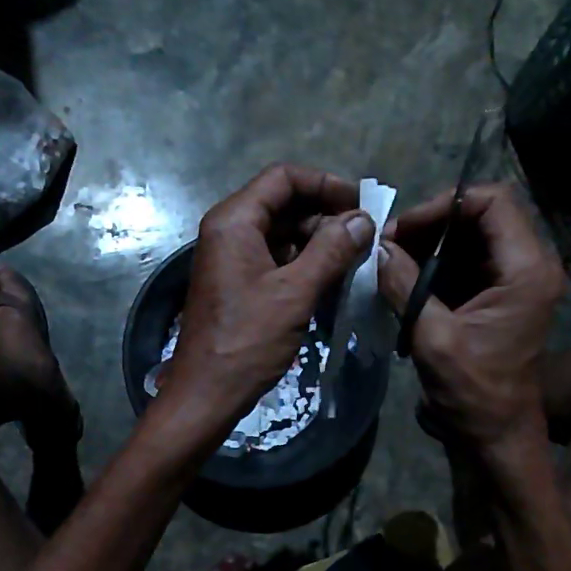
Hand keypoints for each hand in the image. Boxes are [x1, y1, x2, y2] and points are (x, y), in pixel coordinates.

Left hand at [161, 164, 373, 434]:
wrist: (206, 392)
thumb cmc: (248, 340)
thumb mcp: (295, 293)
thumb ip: (331, 250)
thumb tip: (362, 220)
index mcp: (234, 221)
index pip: (284, 178)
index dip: (325, 184)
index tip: (361, 206)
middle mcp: (228, 231)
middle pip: (283, 203)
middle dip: (325, 216)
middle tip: (364, 240)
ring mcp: (230, 258)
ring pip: (281, 233)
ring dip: (317, 243)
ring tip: (354, 262)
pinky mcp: (236, 282)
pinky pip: (274, 259)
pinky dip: (302, 264)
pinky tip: (330, 281)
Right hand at [378, 182, 563, 448]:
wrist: (494, 434)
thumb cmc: (472, 391)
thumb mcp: (432, 337)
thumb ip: (404, 286)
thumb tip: (377, 248)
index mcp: (527, 270)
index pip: (492, 202)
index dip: (444, 206)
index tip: (404, 231)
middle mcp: (530, 265)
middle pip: (481, 215)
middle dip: (431, 225)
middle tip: (390, 248)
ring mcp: (516, 280)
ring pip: (470, 237)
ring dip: (429, 245)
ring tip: (391, 264)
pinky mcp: (498, 295)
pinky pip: (466, 261)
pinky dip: (434, 265)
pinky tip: (404, 282)